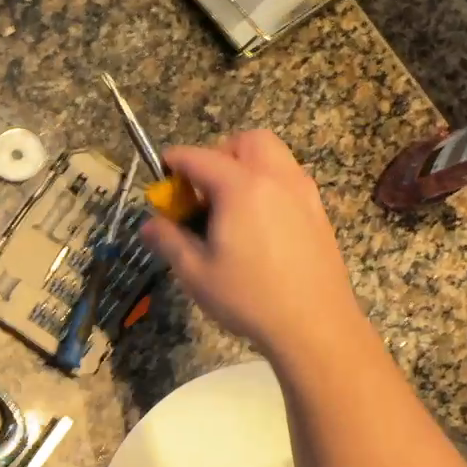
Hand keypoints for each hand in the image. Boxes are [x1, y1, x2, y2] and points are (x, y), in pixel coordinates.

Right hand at [139, 130, 365, 360]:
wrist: (314, 324)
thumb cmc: (247, 297)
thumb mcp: (194, 272)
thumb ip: (168, 240)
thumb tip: (150, 225)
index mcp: (241, 189)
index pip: (199, 157)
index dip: (174, 162)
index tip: (160, 175)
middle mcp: (276, 180)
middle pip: (247, 141)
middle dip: (218, 154)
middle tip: (201, 189)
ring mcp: (303, 194)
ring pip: (273, 157)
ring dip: (244, 168)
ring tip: (225, 207)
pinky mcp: (317, 213)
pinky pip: (287, 180)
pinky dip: (265, 186)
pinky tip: (252, 225)